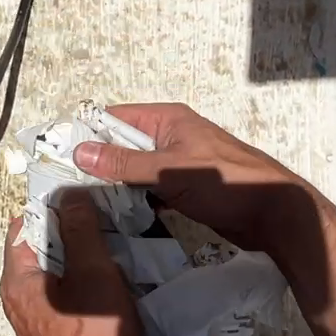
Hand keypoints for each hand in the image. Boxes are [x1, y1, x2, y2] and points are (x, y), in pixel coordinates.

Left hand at [0, 191, 140, 335]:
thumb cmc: (93, 334)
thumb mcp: (92, 273)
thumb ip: (80, 230)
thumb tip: (70, 194)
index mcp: (17, 278)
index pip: (25, 224)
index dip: (53, 207)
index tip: (84, 201)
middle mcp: (17, 295)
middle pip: (40, 246)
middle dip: (71, 230)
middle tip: (103, 220)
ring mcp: (34, 315)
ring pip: (55, 269)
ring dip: (80, 256)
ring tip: (110, 245)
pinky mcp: (52, 329)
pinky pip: (64, 291)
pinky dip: (82, 279)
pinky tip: (108, 276)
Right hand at [72, 103, 334, 257]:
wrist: (276, 215)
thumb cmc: (226, 183)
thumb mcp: (169, 171)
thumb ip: (124, 163)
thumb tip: (80, 151)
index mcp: (168, 119)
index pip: (115, 117)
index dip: (87, 132)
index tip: (59, 154)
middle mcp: (171, 136)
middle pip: (122, 144)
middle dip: (98, 162)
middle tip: (66, 184)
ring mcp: (178, 164)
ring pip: (135, 170)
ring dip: (115, 185)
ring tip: (85, 202)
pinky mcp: (185, 189)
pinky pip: (149, 190)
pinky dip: (135, 201)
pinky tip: (116, 217)